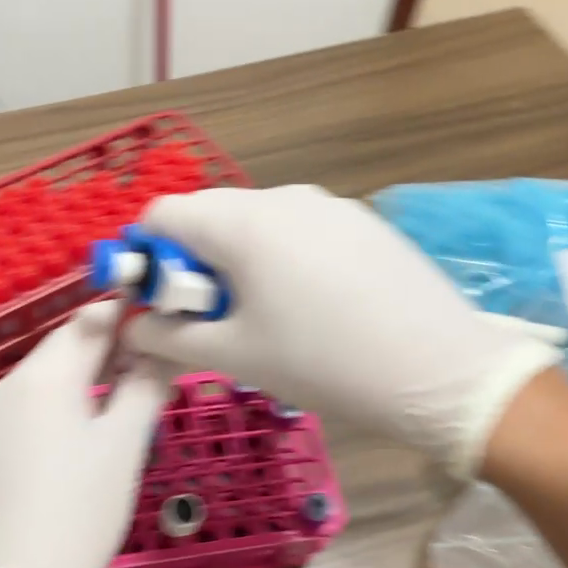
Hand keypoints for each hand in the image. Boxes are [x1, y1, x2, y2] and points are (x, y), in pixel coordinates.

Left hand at [0, 302, 174, 567]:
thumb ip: (145, 386)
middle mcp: (7, 386)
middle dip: (112, 347)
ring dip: (91, 377)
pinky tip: (92, 431)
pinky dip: (67, 405)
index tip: (166, 319)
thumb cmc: (79, 514)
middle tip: (160, 360)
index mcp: (41, 376)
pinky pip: (33, 409)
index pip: (89, 320)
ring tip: (134, 394)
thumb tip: (163, 346)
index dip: (129, 314)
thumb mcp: (124, 446)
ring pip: (50, 379)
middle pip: (66, 348)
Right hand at [125, 185, 562, 478]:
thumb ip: (166, 337)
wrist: (439, 371)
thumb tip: (129, 326)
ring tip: (264, 320)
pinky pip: (300, 232)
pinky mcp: (364, 223)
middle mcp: (283, 197)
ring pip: (257, 225)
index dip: (145, 256)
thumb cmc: (321, 363)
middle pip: (210, 216)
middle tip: (210, 320)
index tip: (157, 304)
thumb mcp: (233, 356)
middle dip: (193, 264)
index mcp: (242, 221)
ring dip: (238, 264)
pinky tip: (312, 310)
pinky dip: (282, 262)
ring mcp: (330, 205)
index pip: (163, 213)